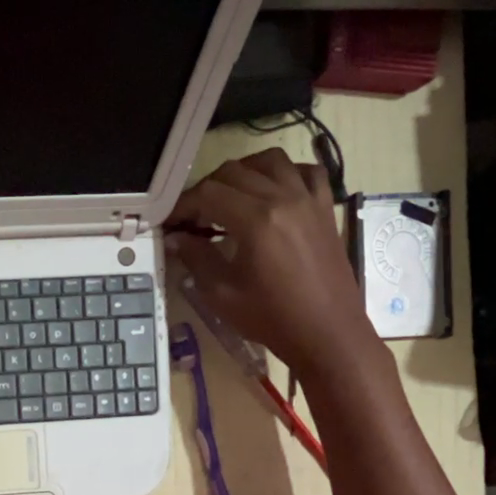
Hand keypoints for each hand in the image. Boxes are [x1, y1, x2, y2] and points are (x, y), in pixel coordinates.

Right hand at [166, 148, 383, 377]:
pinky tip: (272, 192)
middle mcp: (283, 198)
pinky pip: (306, 171)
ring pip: (270, 161)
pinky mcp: (325, 207)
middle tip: (193, 217)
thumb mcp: (223, 295)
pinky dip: (284, 173)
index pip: (208, 194)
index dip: (183, 205)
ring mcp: (308, 199)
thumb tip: (176, 238)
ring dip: (243, 172)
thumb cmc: (271, 319)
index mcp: (256, 220)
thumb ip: (197, 259)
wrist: (326, 332)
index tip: (169, 222)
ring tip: (230, 197)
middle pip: (234, 172)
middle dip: (206, 190)